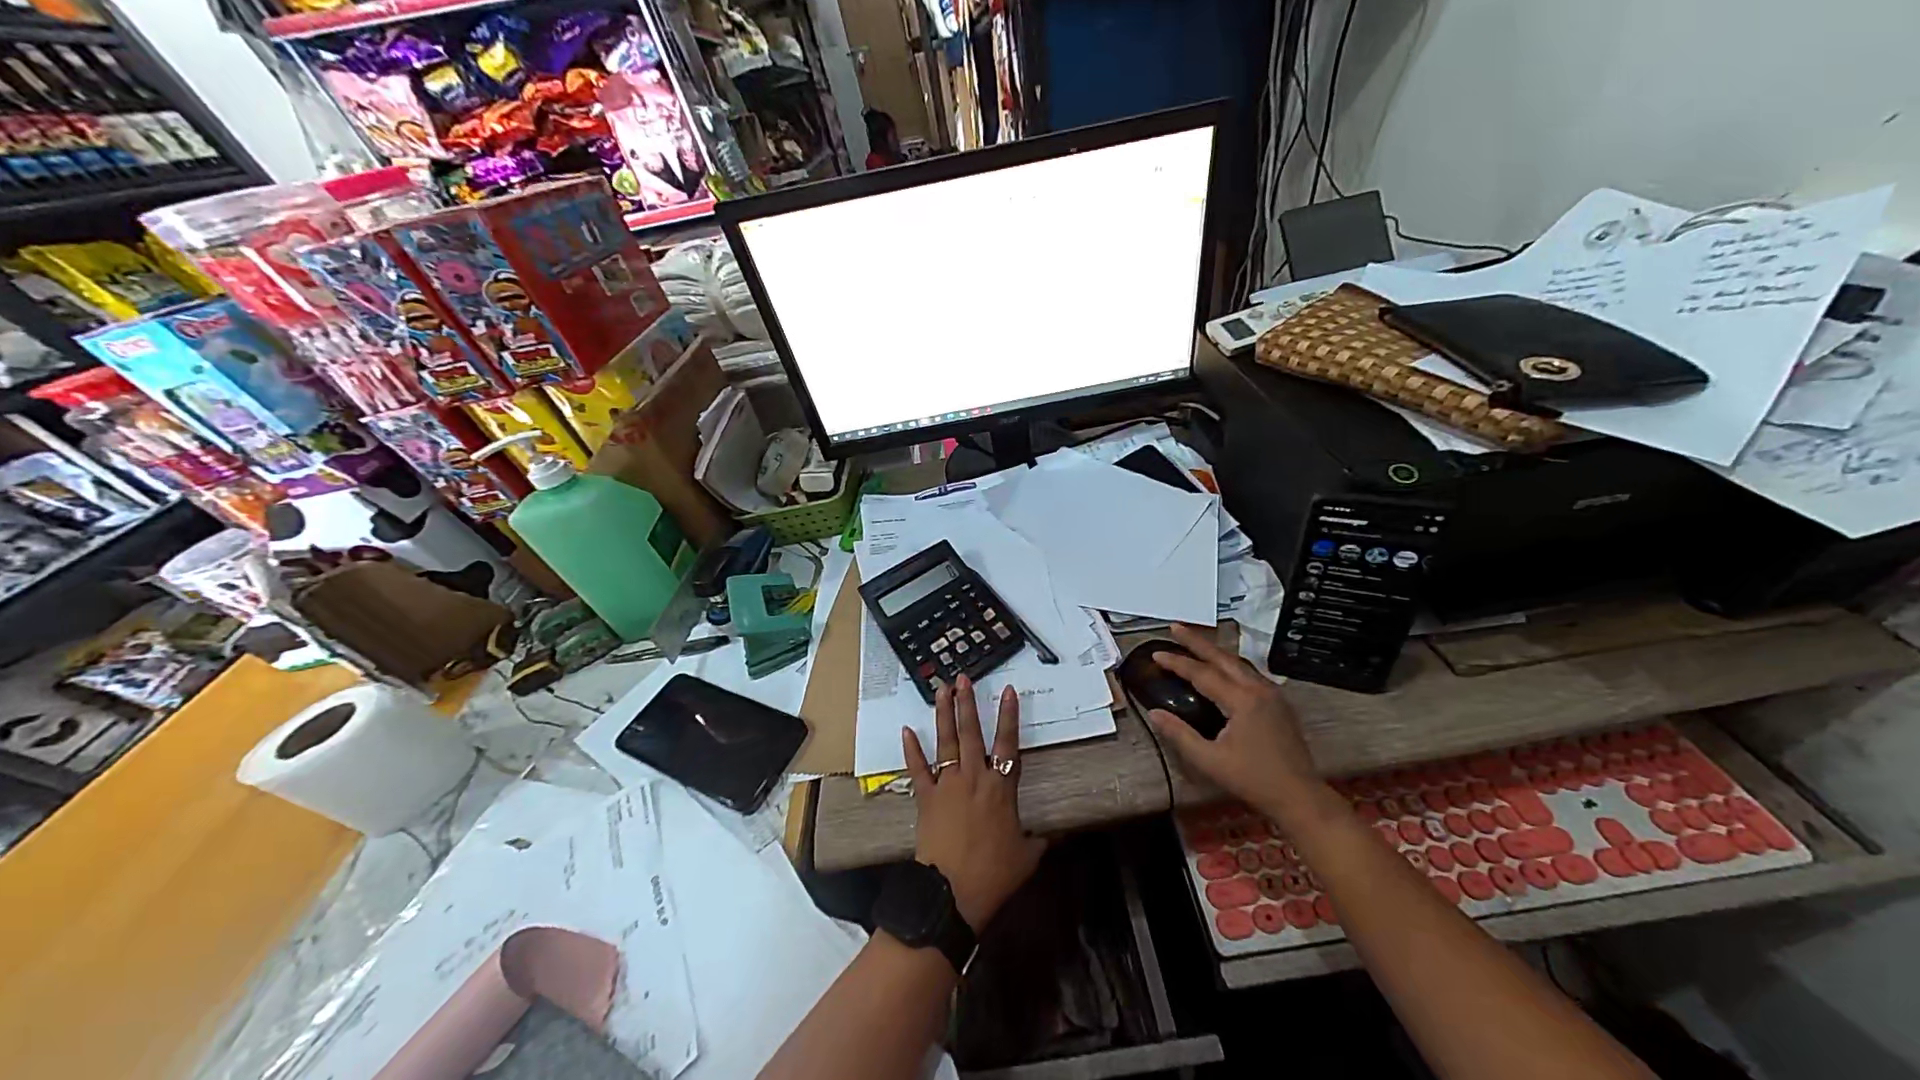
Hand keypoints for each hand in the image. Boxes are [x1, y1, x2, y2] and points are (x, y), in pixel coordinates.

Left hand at [902, 676, 1045, 931]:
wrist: (952, 892)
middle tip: (963, 679)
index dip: (1010, 716)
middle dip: (968, 704)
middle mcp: (973, 778)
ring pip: (946, 743)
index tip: (1009, 691)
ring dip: (943, 715)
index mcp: (1001, 789)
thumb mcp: (1027, 856)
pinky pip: (918, 769)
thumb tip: (1057, 834)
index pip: (1008, 744)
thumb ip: (1041, 839)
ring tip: (940, 690)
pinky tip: (907, 730)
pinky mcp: (925, 798)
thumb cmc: (994, 874)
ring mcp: (947, 786)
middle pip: (972, 733)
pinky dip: (911, 750)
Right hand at [1146, 624, 1323, 821]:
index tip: (1156, 653)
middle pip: (1223, 658)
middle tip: (1176, 627)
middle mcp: (1259, 690)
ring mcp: (1273, 695)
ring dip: (1215, 651)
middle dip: (1198, 642)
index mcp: (1242, 700)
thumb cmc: (1252, 780)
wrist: (1299, 796)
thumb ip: (1180, 734)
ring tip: (1195, 643)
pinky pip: (1250, 674)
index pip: (1202, 673)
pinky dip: (1230, 665)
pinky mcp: (1279, 704)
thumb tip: (1154, 712)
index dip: (1177, 662)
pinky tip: (1222, 668)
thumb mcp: (1209, 760)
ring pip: (1239, 663)